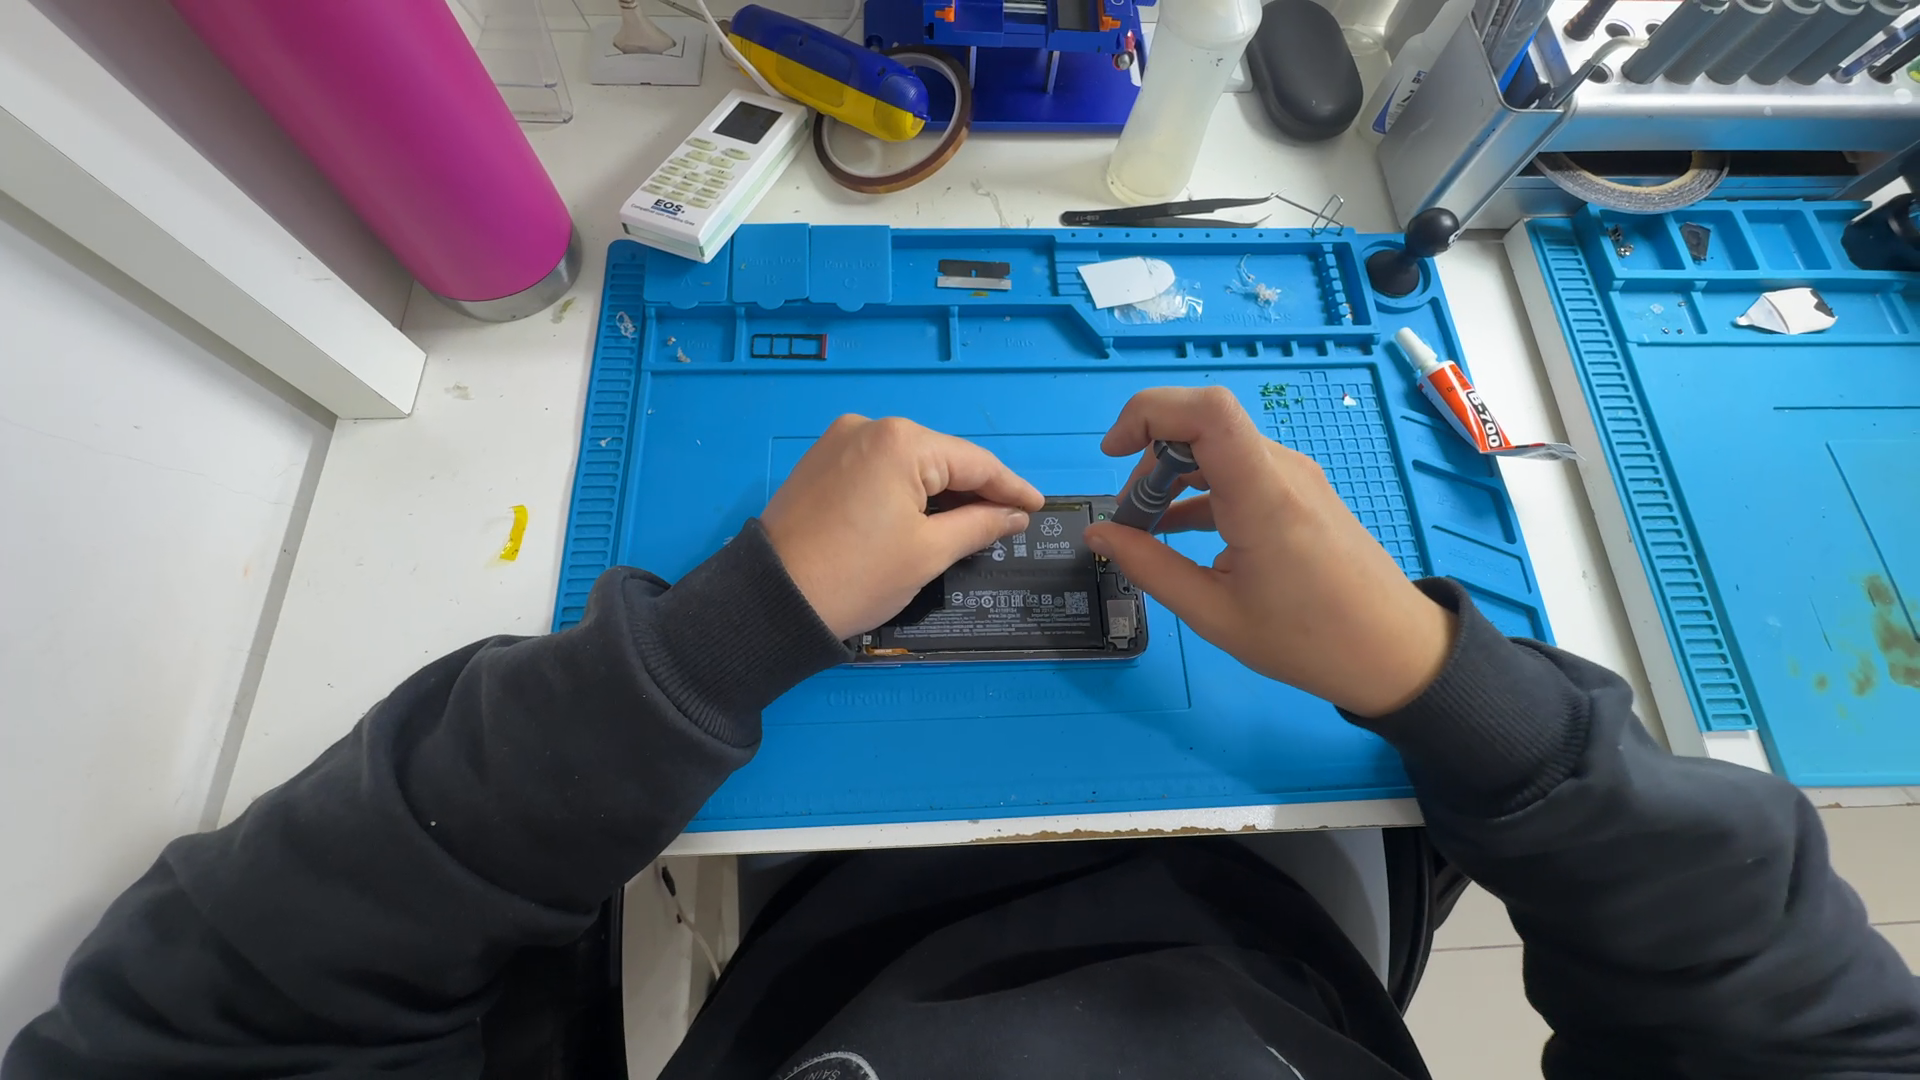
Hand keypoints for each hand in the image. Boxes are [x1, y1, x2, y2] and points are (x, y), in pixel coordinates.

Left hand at [762, 415, 1043, 639]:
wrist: (769, 601)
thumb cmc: (858, 577)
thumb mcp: (929, 553)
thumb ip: (981, 525)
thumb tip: (1014, 514)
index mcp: (900, 441)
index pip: (974, 462)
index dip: (1011, 487)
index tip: (1037, 506)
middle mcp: (869, 426)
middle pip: (941, 458)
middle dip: (975, 490)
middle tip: (1007, 519)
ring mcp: (839, 441)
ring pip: (909, 463)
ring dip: (941, 491)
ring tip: (972, 521)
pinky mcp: (820, 462)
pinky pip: (879, 469)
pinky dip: (906, 490)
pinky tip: (924, 513)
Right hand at [1081, 387, 1454, 716]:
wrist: (1396, 653)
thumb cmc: (1307, 641)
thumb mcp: (1213, 613)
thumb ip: (1148, 567)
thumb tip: (1098, 535)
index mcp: (1262, 496)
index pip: (1205, 411)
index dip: (1147, 413)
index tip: (1112, 453)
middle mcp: (1280, 470)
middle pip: (1200, 427)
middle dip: (1147, 461)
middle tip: (1128, 519)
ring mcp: (1293, 477)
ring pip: (1214, 448)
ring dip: (1170, 478)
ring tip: (1145, 529)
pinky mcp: (1296, 491)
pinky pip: (1235, 471)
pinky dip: (1197, 491)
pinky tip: (1177, 532)